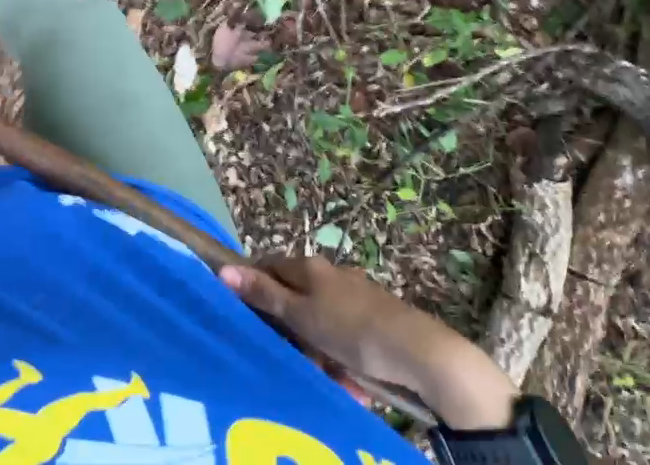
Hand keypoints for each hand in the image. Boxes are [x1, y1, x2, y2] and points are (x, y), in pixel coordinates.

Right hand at [221, 256, 516, 429]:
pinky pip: (349, 338)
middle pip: (296, 298)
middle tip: (292, 355)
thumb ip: (263, 294)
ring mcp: (358, 297)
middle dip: (291, 330)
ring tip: (327, 377)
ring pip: (322, 322)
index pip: (267, 267)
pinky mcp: (381, 321)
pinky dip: (345, 358)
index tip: (251, 317)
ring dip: (319, 350)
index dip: (254, 289)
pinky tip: (352, 382)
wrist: (426, 356)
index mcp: (309, 267)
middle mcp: (332, 275)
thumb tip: (223, 269)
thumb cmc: (353, 331)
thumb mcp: (301, 316)